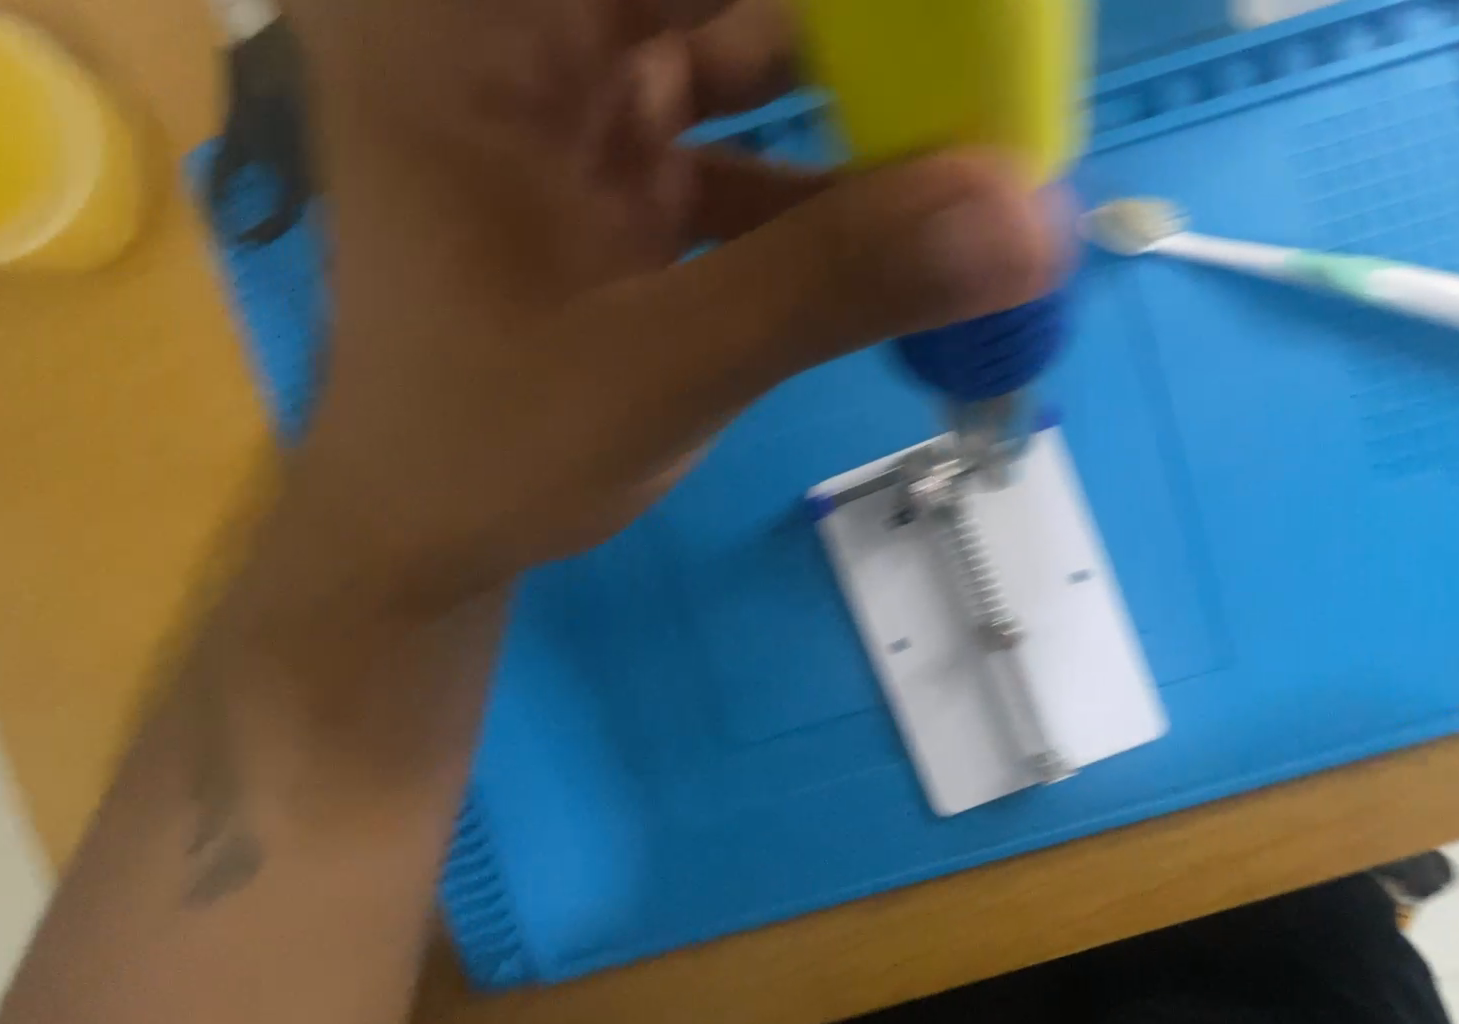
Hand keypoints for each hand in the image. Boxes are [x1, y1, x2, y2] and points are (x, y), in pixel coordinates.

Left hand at [274, 0, 1066, 623]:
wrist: (428, 536)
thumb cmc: (492, 452)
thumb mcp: (664, 367)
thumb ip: (836, 284)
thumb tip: (1030, 222)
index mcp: (456, 30)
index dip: (817, 0)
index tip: (944, 20)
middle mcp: (506, 37)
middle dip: (847, 32)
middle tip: (972, 58)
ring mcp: (566, 108)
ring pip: (730, 43)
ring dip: (848, 88)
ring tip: (962, 126)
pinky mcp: (612, 177)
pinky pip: (733, 139)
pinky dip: (815, 176)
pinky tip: (896, 217)